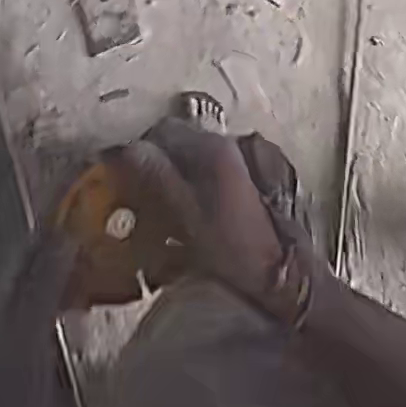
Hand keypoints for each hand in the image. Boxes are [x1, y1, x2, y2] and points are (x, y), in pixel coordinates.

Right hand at [116, 117, 318, 320]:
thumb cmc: (233, 250)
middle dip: (156, 158)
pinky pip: (211, 166)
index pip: (166, 130)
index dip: (140, 148)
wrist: (283, 275)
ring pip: (196, 153)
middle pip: (181, 139)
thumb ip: (159, 179)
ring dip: (175, 169)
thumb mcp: (188, 218)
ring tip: (159, 201)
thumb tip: (127, 149)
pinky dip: (194, 178)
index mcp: (213, 150)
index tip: (122, 171)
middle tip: (137, 188)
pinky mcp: (251, 176)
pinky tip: (187, 207)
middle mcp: (229, 144)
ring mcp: (243, 158)